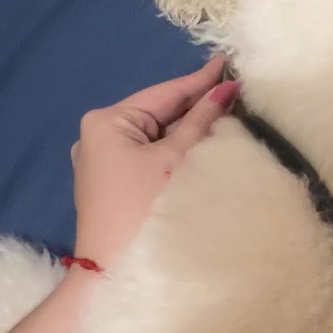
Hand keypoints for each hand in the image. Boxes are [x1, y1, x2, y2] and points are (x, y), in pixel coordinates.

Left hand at [70, 56, 236, 268]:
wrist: (115, 271)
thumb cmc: (144, 208)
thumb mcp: (176, 159)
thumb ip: (201, 121)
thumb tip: (226, 89)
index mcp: (107, 121)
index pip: (165, 93)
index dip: (200, 80)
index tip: (227, 61)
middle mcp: (98, 134)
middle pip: (159, 112)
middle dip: (196, 105)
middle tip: (235, 90)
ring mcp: (102, 159)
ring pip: (156, 134)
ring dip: (188, 128)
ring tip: (227, 113)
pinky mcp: (111, 181)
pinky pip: (148, 153)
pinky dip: (174, 148)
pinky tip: (201, 143)